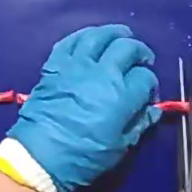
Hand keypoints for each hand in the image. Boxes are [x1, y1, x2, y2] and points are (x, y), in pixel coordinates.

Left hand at [0, 25, 160, 191]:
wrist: (40, 158)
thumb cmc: (82, 158)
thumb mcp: (119, 147)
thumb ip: (138, 124)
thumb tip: (152, 110)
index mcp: (121, 96)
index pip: (145, 78)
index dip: (150, 84)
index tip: (147, 93)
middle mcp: (102, 74)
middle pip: (126, 48)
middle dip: (139, 51)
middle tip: (141, 59)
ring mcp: (76, 66)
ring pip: (99, 36)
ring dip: (114, 34)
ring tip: (120, 37)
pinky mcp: (55, 66)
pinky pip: (70, 42)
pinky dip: (83, 37)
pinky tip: (89, 40)